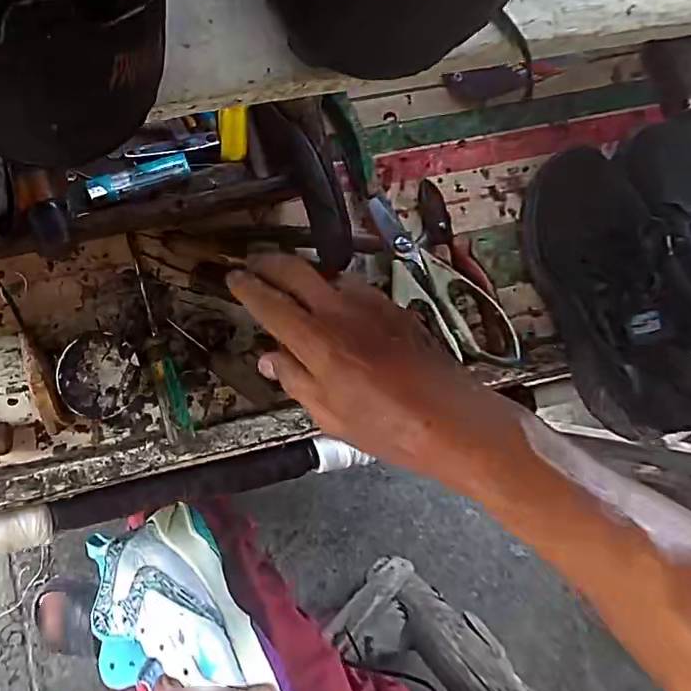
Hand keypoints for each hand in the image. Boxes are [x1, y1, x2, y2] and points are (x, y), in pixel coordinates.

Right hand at [226, 253, 517, 476]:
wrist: (455, 420)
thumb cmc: (392, 428)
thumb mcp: (331, 416)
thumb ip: (295, 380)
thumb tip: (270, 360)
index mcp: (319, 343)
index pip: (270, 303)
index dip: (247, 287)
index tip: (234, 278)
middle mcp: (341, 313)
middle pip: (294, 269)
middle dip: (268, 262)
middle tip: (254, 265)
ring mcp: (370, 305)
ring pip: (325, 273)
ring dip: (302, 272)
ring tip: (290, 284)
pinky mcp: (392, 306)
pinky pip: (353, 286)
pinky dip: (333, 287)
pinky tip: (333, 303)